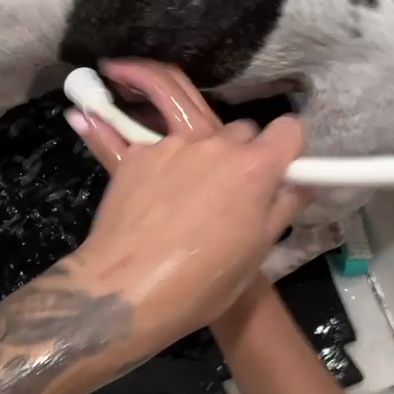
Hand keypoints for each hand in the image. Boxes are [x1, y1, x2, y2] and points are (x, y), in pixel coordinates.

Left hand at [64, 60, 310, 356]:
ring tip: (146, 102)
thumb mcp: (257, 251)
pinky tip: (86, 117)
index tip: (284, 158)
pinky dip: (124, 133)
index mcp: (254, 169)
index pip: (288, 130)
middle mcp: (215, 145)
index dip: (289, 143)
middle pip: (239, 129)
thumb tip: (307, 183)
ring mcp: (171, 145)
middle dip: (241, 148)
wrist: (128, 291)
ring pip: (192, 124)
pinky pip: (137, 135)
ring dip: (191, 133)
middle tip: (231, 182)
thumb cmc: (202, 283)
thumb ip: (284, 206)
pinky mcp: (135, 154)